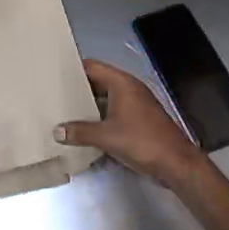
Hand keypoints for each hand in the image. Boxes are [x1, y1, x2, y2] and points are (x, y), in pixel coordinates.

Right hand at [55, 60, 210, 187]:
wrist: (176, 163)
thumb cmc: (142, 141)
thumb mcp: (107, 137)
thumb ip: (80, 132)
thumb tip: (56, 131)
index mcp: (122, 83)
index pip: (92, 66)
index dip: (73, 68)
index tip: (52, 73)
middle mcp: (128, 88)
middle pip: (97, 81)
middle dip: (77, 88)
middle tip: (53, 93)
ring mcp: (134, 104)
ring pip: (105, 98)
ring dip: (88, 105)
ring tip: (63, 111)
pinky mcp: (137, 119)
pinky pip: (112, 111)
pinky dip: (99, 116)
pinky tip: (83, 128)